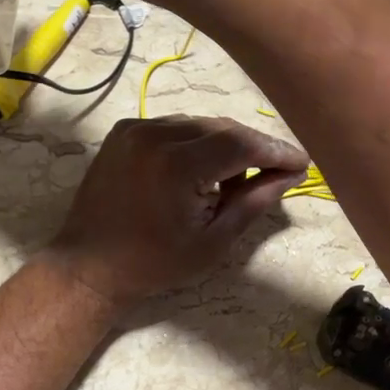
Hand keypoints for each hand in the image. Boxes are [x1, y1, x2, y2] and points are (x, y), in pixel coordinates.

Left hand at [41, 116, 308, 309]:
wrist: (89, 265)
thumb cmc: (154, 264)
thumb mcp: (213, 242)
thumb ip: (254, 203)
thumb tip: (290, 174)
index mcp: (178, 165)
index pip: (241, 143)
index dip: (275, 151)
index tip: (300, 162)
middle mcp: (155, 135)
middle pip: (222, 128)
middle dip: (252, 147)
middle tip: (274, 172)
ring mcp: (135, 129)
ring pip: (198, 124)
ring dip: (223, 144)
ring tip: (232, 179)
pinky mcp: (123, 131)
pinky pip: (173, 127)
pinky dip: (193, 143)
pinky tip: (199, 171)